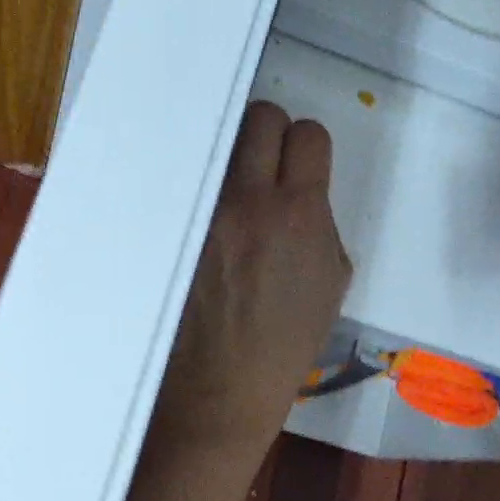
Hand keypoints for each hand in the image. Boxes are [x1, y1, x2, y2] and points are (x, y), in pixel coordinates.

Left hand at [152, 103, 351, 451]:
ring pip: (216, 142)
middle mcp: (247, 201)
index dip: (306, 146)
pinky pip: (185, 181)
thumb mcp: (329, 281)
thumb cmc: (286, 342)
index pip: (307, 134)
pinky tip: (199, 210)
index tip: (299, 164)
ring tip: (229, 186)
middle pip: (259, 117)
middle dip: (268, 132)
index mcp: (299, 214)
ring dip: (230, 155)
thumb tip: (300, 196)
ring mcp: (202, 212)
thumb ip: (319, 225)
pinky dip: (199, 186)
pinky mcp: (170, 228)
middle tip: (263, 162)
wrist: (222, 383)